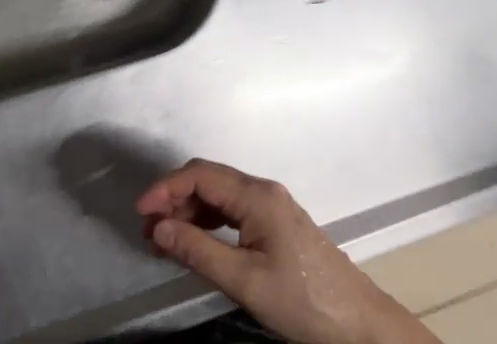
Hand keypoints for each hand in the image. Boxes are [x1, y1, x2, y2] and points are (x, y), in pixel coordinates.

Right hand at [136, 160, 432, 343]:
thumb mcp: (243, 280)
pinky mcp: (276, 225)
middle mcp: (264, 191)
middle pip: (209, 179)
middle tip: (147, 230)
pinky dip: (207, 222)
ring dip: (189, 211)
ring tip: (163, 240)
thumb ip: (198, 251)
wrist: (357, 321)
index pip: (201, 175)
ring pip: (220, 196)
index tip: (139, 213)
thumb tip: (157, 228)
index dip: (166, 188)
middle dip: (174, 198)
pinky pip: (233, 212)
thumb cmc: (300, 299)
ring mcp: (272, 207)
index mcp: (257, 196)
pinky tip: (194, 243)